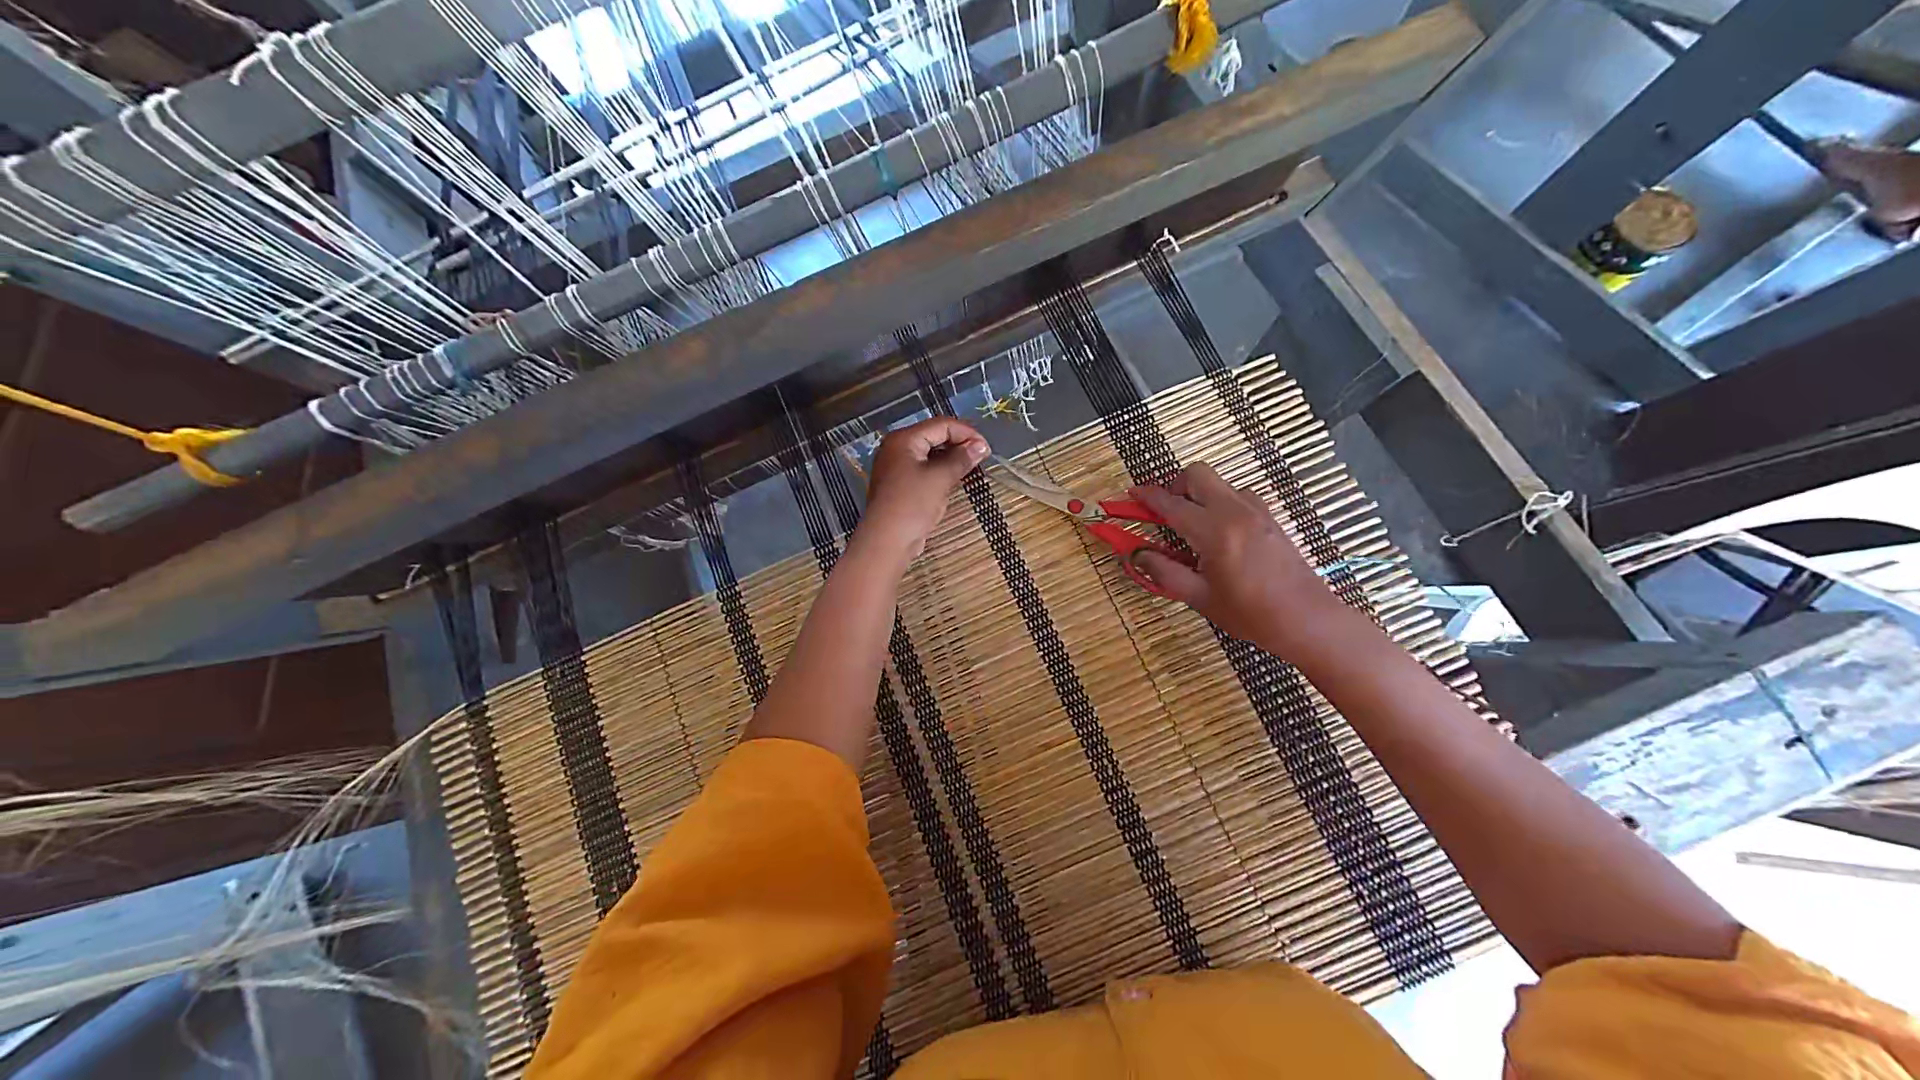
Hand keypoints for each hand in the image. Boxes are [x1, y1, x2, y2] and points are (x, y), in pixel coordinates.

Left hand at [861, 417, 989, 559]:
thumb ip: (962, 458)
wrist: (887, 540)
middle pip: (934, 436)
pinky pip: (925, 468)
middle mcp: (897, 447)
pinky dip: (941, 470)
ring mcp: (897, 466)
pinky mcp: (900, 483)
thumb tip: (981, 445)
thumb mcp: (940, 478)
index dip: (966, 433)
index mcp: (904, 439)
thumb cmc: (913, 504)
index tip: (986, 448)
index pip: (941, 425)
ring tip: (972, 467)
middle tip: (982, 456)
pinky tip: (955, 478)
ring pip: (930, 453)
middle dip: (959, 443)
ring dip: (952, 457)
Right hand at [1128, 462, 1350, 659]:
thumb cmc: (1250, 614)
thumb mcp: (1199, 597)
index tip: (1130, 495)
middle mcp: (1235, 511)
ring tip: (1191, 529)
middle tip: (1165, 512)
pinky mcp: (1269, 517)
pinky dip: (1219, 503)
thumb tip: (1137, 555)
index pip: (1170, 503)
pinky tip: (1217, 534)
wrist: (1307, 619)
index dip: (1146, 497)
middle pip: (1197, 473)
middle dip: (1175, 486)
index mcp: (1214, 531)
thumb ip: (1164, 571)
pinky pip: (1236, 495)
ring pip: (1218, 483)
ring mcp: (1256, 511)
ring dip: (1198, 495)